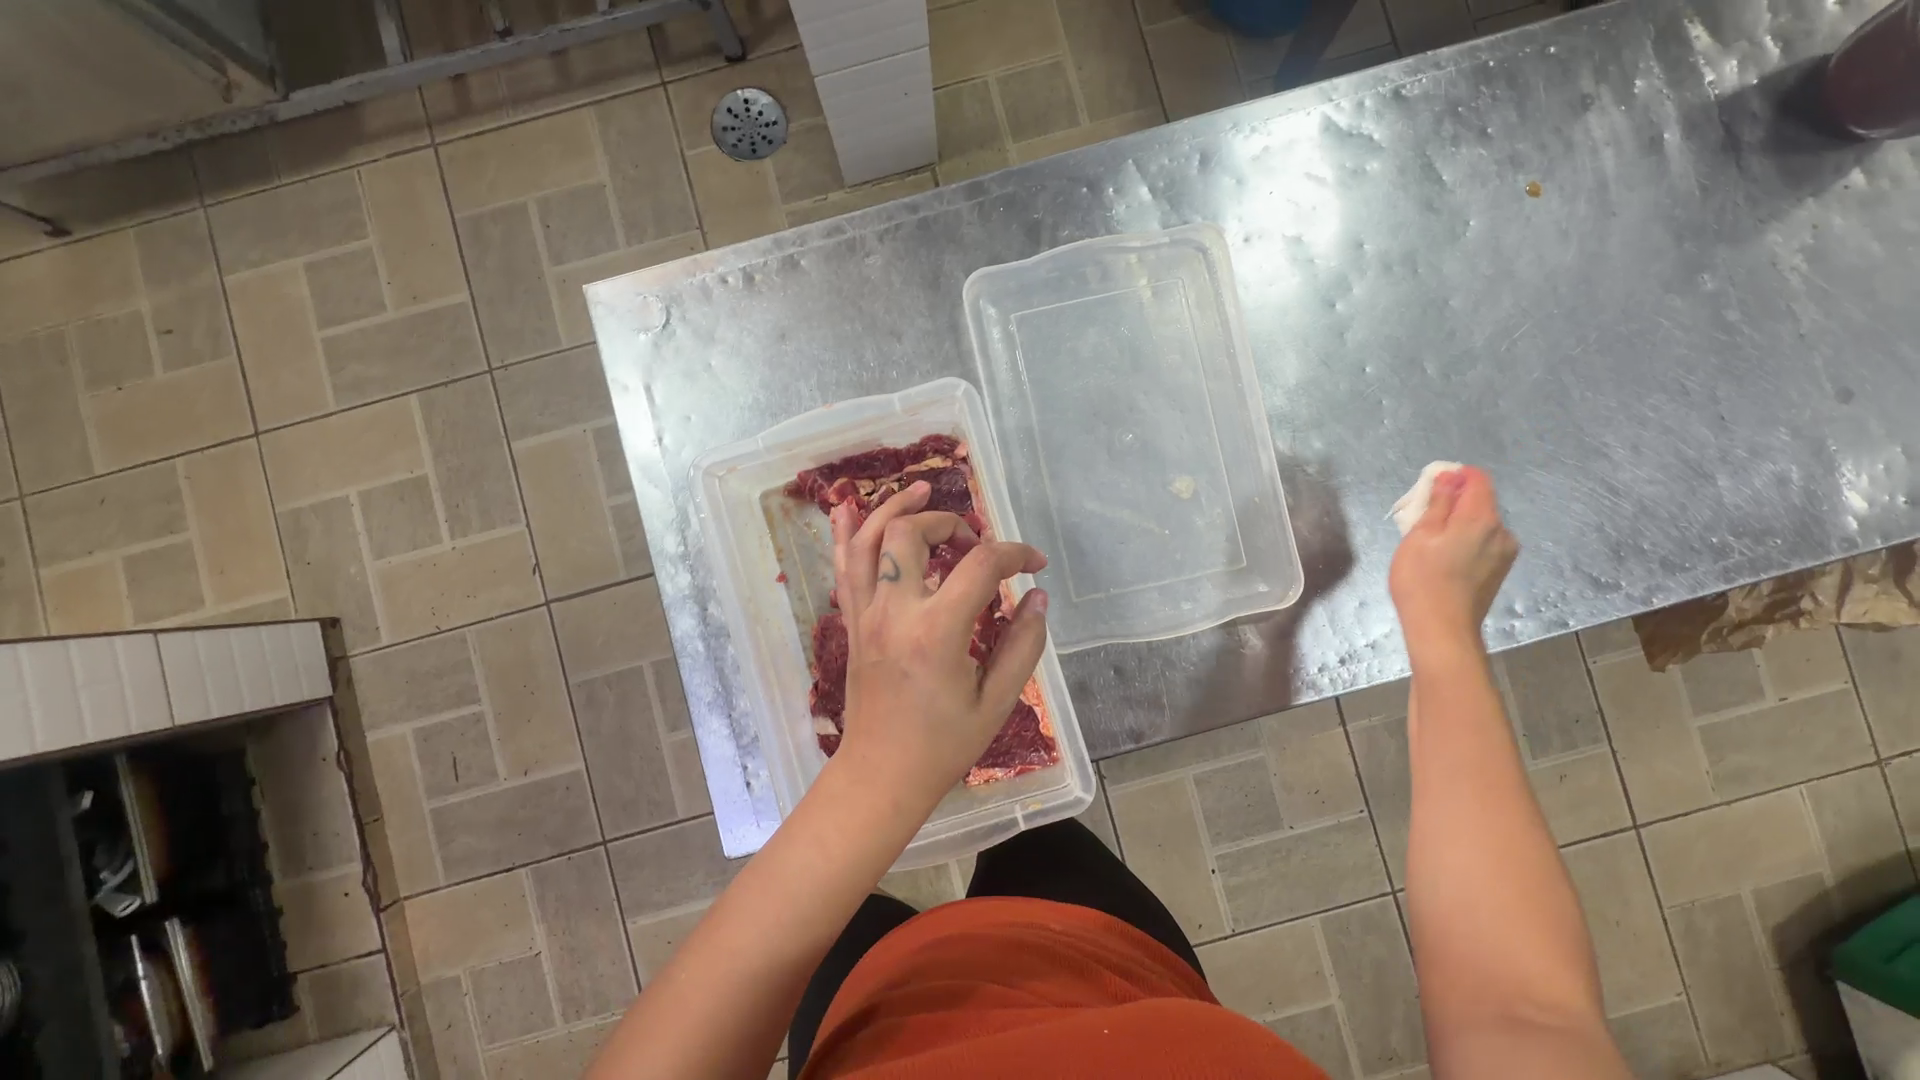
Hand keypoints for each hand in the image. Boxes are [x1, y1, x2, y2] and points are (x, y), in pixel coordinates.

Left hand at [827, 480, 1049, 800]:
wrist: (882, 774)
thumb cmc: (943, 745)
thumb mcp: (997, 701)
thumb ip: (1022, 646)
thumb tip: (1037, 597)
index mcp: (938, 632)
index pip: (980, 566)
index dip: (1014, 554)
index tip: (1034, 565)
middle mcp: (895, 612)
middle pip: (912, 535)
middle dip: (950, 523)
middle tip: (975, 543)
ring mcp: (866, 615)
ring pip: (870, 541)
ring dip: (896, 509)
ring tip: (921, 489)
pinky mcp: (852, 623)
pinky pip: (844, 568)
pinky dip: (847, 534)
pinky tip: (849, 507)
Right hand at [1389, 465, 1517, 644]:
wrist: (1442, 629)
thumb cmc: (1422, 579)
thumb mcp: (1420, 535)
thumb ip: (1438, 502)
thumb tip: (1449, 477)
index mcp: (1482, 518)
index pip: (1478, 479)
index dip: (1455, 476)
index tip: (1431, 487)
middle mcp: (1502, 531)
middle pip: (1480, 502)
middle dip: (1454, 502)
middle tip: (1422, 518)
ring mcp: (1505, 553)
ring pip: (1481, 525)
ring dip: (1458, 524)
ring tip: (1431, 543)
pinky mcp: (1500, 571)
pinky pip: (1484, 543)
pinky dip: (1466, 542)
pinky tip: (1445, 560)